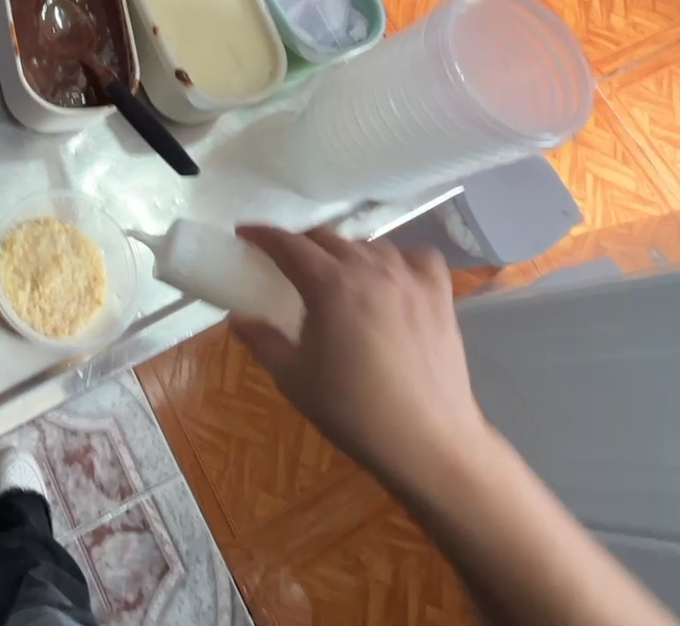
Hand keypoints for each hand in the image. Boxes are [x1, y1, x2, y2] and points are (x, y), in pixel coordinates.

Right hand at [229, 226, 491, 492]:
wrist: (429, 444)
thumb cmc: (353, 410)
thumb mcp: (292, 377)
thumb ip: (262, 339)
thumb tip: (239, 318)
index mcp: (330, 285)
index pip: (288, 244)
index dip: (262, 235)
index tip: (244, 234)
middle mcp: (371, 270)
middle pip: (327, 238)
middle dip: (299, 242)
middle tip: (282, 260)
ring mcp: (410, 281)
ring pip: (368, 245)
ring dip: (343, 251)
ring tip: (333, 272)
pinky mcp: (439, 298)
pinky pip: (416, 258)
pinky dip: (397, 258)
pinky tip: (389, 276)